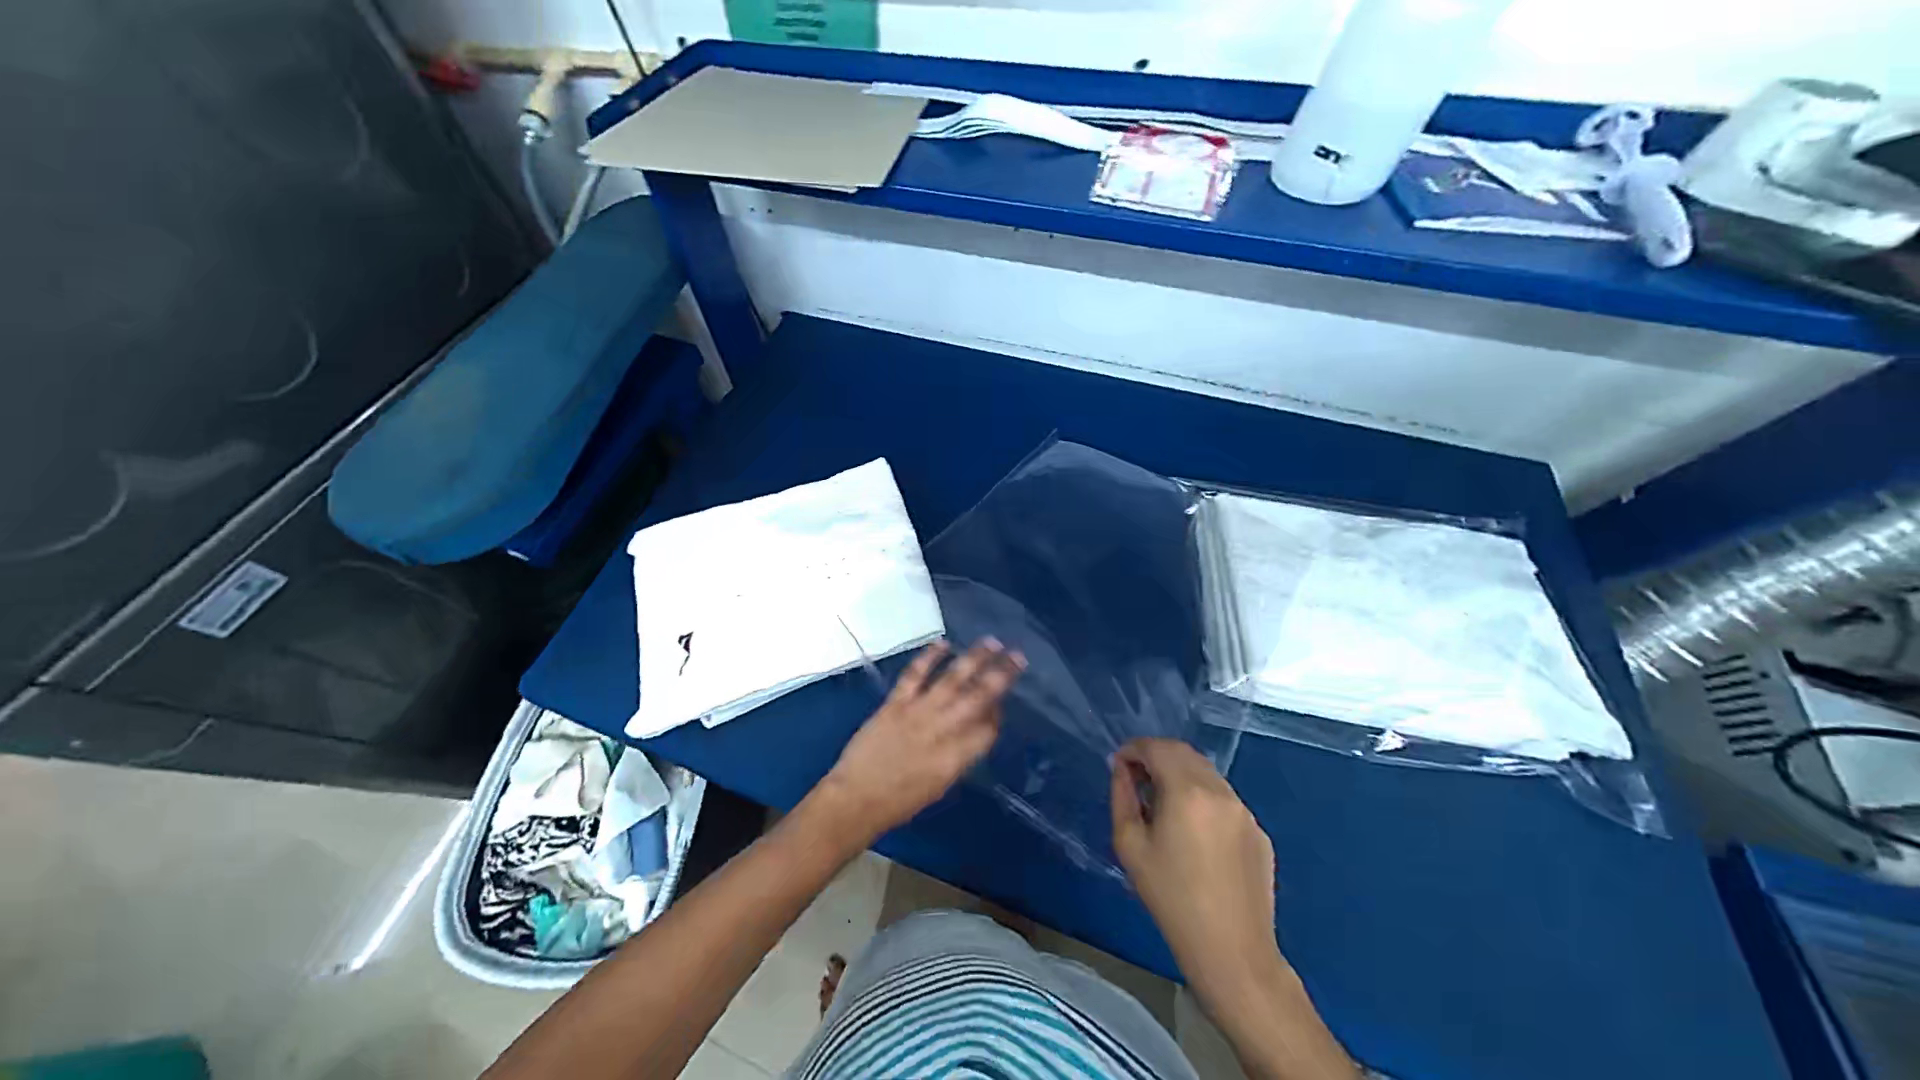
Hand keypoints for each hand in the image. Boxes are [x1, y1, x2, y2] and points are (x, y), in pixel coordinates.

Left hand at [818, 639, 1023, 839]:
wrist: (856, 799)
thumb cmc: (900, 801)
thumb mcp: (940, 785)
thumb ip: (961, 756)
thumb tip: (976, 730)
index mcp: (957, 758)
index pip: (988, 729)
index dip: (999, 713)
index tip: (1003, 703)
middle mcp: (942, 731)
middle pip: (979, 698)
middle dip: (1001, 675)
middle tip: (1019, 656)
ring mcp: (918, 713)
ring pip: (952, 680)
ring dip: (974, 659)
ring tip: (991, 642)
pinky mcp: (896, 704)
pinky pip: (915, 675)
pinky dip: (930, 657)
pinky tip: (944, 644)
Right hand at [1111, 738, 1284, 999]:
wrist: (1231, 950)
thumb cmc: (1171, 898)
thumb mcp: (1130, 846)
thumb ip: (1122, 797)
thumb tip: (1122, 770)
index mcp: (1187, 791)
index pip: (1158, 748)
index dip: (1134, 749)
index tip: (1119, 765)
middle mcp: (1220, 792)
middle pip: (1185, 754)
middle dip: (1156, 757)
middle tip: (1136, 779)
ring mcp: (1245, 811)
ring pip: (1207, 775)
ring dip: (1181, 776)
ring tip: (1162, 806)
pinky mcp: (1259, 833)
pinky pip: (1225, 802)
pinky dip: (1203, 800)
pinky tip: (1194, 834)